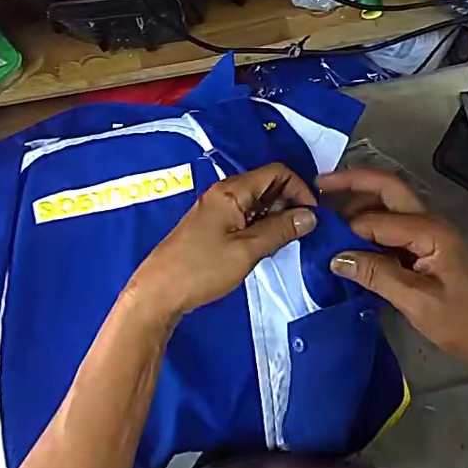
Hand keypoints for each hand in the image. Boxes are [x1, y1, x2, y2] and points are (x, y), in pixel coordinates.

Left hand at [128, 163, 317, 322]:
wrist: (156, 294)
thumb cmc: (200, 269)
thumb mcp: (247, 250)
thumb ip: (281, 230)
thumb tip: (311, 216)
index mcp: (231, 191)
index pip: (277, 172)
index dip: (300, 188)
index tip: (311, 214)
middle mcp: (224, 192)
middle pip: (268, 183)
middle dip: (290, 202)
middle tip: (299, 229)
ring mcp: (217, 208)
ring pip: (258, 200)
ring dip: (276, 215)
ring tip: (284, 239)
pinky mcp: (214, 224)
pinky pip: (247, 214)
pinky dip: (262, 223)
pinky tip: (265, 244)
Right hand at [321, 169, 467, 377]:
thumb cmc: (463, 322)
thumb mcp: (417, 301)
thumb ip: (377, 274)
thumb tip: (337, 257)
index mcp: (431, 231)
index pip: (379, 219)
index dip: (349, 229)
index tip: (322, 242)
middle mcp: (431, 223)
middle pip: (389, 190)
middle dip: (355, 182)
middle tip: (320, 184)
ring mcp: (431, 235)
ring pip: (392, 207)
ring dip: (362, 203)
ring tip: (331, 214)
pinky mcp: (428, 249)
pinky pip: (396, 228)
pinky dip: (372, 227)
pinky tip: (354, 241)